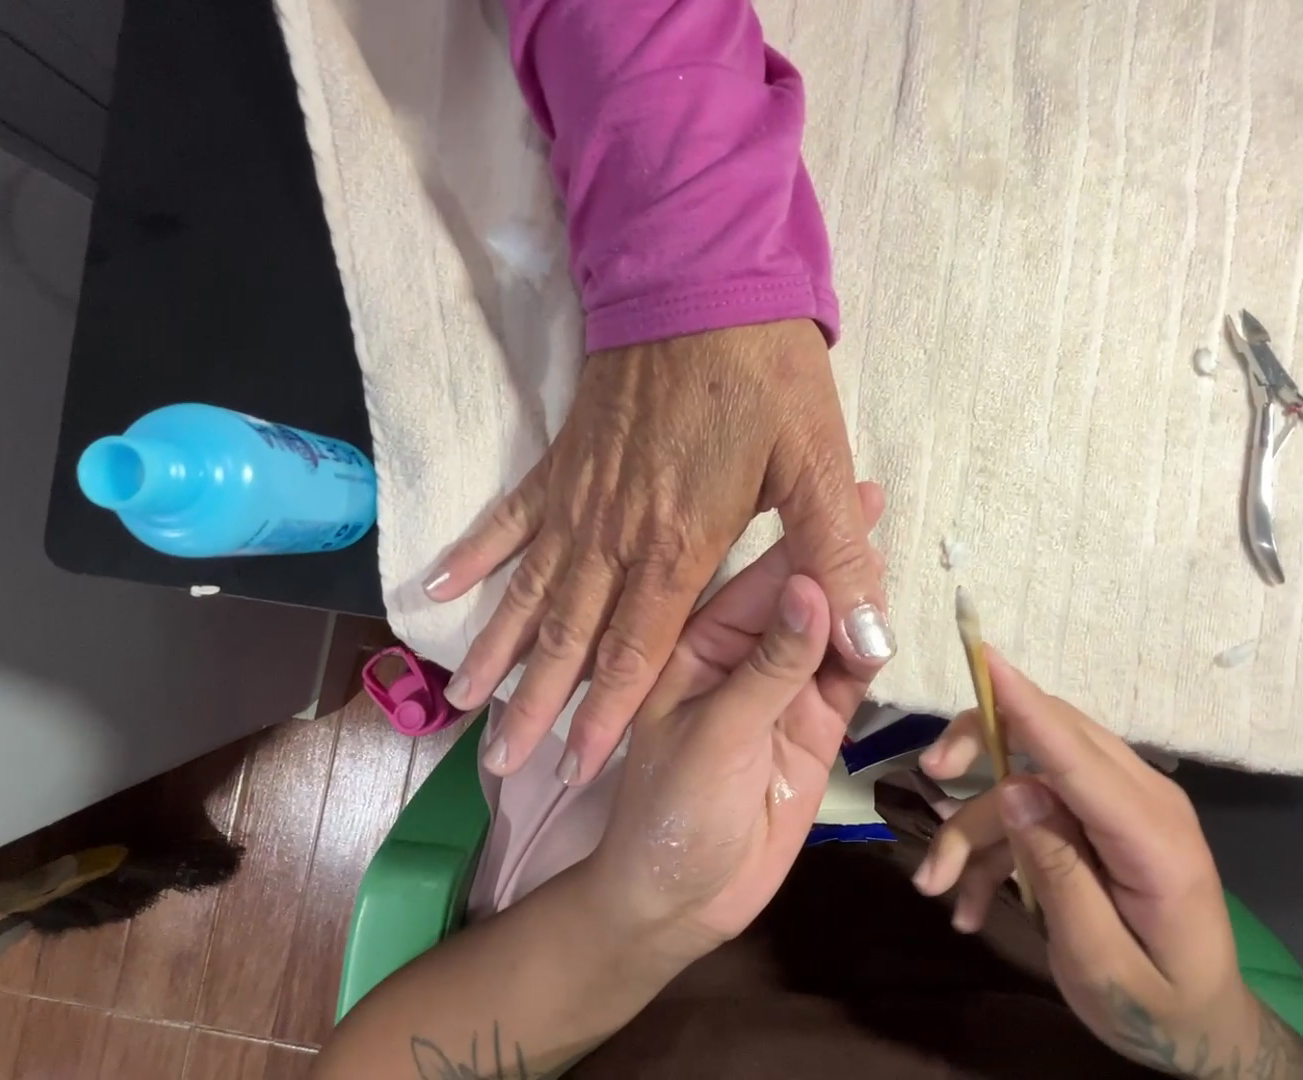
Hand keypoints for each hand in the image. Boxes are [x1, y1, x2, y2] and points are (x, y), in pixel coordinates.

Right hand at [422, 320, 890, 786]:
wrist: (699, 280)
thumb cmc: (764, 374)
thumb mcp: (818, 462)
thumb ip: (837, 557)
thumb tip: (868, 643)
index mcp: (678, 546)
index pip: (636, 652)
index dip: (608, 714)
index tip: (576, 765)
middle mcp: (615, 536)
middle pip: (570, 636)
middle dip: (537, 704)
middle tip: (500, 762)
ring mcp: (578, 499)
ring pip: (530, 591)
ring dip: (496, 649)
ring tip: (461, 700)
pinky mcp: (561, 463)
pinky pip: (508, 517)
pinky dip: (473, 555)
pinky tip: (434, 589)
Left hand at [569, 482, 885, 955]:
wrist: (685, 898)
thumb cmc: (673, 809)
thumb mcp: (715, 731)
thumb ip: (770, 667)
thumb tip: (813, 588)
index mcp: (699, 643)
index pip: (755, 582)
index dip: (796, 541)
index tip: (832, 495)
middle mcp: (743, 654)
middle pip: (797, 597)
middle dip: (831, 556)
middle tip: (869, 504)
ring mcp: (783, 688)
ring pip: (827, 633)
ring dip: (855, 603)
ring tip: (884, 561)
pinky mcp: (815, 725)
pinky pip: (845, 680)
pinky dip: (865, 657)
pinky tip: (883, 629)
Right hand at [912, 651, 1302, 1078]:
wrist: (1202, 1031)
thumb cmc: (1159, 1008)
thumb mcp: (1101, 963)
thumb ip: (1060, 873)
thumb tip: (1014, 789)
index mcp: (1153, 837)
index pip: (1079, 755)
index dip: (1026, 705)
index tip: (986, 657)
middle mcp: (1140, 800)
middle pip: (1049, 736)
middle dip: (979, 746)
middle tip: (930, 775)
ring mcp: (1119, 806)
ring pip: (1024, 777)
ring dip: (972, 828)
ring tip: (937, 888)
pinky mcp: (1099, 817)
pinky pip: (1032, 806)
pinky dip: (992, 848)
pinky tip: (969, 902)